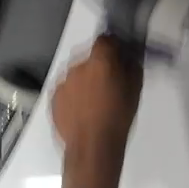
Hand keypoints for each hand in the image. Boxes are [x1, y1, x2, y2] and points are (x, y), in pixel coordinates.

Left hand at [51, 36, 142, 179]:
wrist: (92, 148)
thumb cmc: (118, 118)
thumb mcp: (135, 88)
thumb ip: (131, 65)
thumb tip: (127, 56)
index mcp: (100, 60)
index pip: (105, 39)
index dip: (113, 47)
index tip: (118, 57)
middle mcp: (77, 65)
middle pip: (90, 57)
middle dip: (99, 65)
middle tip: (109, 83)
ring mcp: (62, 82)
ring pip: (77, 73)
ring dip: (85, 80)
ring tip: (95, 101)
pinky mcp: (52, 98)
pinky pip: (66, 89)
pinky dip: (74, 95)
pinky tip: (83, 111)